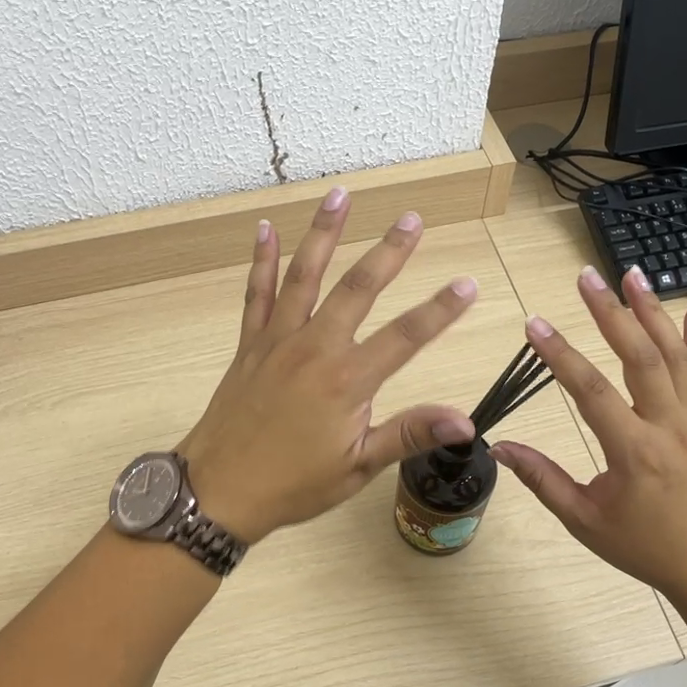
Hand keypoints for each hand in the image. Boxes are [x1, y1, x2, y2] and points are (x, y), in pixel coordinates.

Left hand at [176, 187, 479, 543]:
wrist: (219, 491)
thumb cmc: (293, 484)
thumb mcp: (358, 466)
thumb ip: (409, 434)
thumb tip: (465, 422)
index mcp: (347, 380)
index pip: (406, 336)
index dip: (440, 310)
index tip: (467, 284)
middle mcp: (314, 348)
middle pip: (358, 289)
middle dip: (389, 252)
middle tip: (412, 219)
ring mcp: (277, 340)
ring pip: (305, 275)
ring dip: (324, 233)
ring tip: (341, 195)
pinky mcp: (250, 344)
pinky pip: (257, 293)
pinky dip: (262, 260)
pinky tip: (267, 229)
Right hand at [489, 264, 686, 605]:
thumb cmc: (646, 548)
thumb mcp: (585, 520)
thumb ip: (543, 480)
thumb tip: (500, 449)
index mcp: (634, 452)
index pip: (591, 391)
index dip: (560, 355)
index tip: (534, 324)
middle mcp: (667, 426)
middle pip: (641, 356)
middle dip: (611, 312)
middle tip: (587, 276)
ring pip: (675, 356)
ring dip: (653, 311)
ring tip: (633, 274)